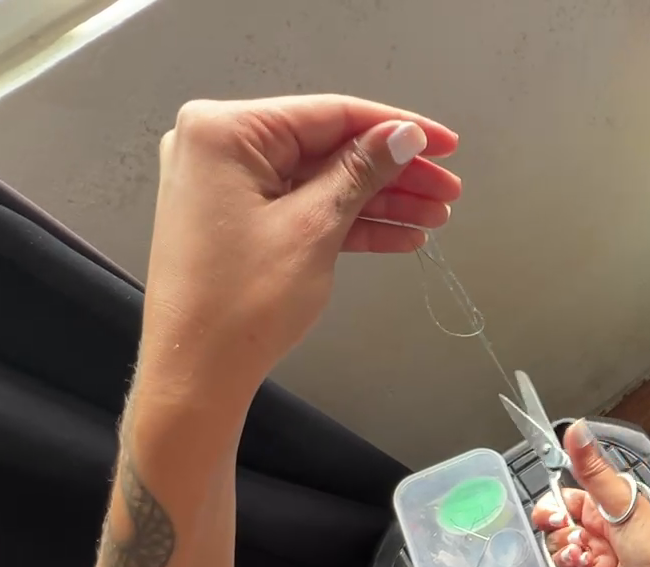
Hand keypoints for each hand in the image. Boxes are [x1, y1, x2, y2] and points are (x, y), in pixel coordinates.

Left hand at [138, 95, 461, 402]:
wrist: (201, 367)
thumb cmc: (243, 300)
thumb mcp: (313, 228)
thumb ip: (360, 175)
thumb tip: (403, 138)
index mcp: (227, 132)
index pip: (330, 115)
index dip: (395, 127)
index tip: (444, 142)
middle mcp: (224, 149)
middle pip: (331, 150)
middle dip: (395, 172)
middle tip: (448, 189)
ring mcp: (234, 188)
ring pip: (326, 185)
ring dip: (383, 201)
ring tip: (436, 216)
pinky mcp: (246, 223)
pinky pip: (310, 212)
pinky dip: (354, 224)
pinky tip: (402, 235)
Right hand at [530, 421, 649, 566]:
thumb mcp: (621, 502)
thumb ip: (594, 468)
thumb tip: (578, 430)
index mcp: (607, 503)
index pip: (565, 497)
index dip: (552, 505)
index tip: (555, 514)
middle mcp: (601, 526)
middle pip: (557, 523)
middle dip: (555, 531)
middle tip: (572, 536)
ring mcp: (598, 552)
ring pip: (560, 548)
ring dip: (563, 552)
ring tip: (583, 556)